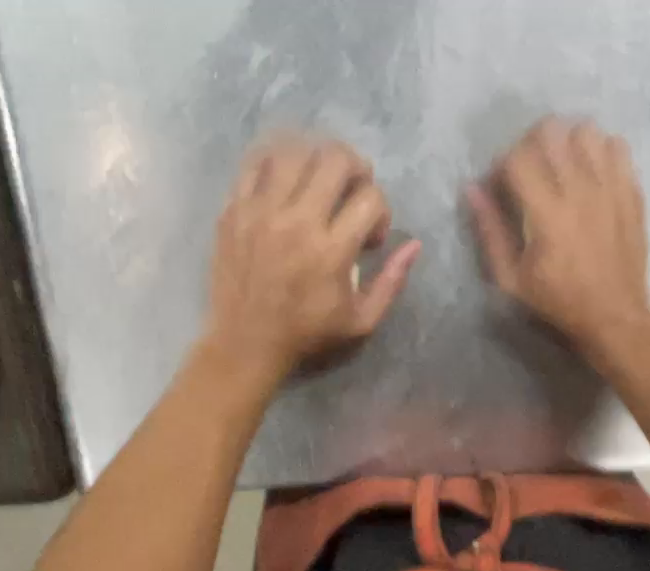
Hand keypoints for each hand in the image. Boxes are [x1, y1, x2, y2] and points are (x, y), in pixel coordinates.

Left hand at [203, 135, 421, 386]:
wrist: (245, 342)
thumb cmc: (308, 335)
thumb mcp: (361, 321)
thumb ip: (391, 282)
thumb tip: (414, 245)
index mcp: (331, 252)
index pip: (370, 198)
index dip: (381, 211)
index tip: (371, 237)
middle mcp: (297, 222)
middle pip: (334, 159)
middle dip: (356, 168)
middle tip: (353, 190)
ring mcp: (261, 210)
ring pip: (295, 149)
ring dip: (317, 156)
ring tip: (321, 177)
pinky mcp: (235, 208)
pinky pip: (256, 160)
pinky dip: (278, 158)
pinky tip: (289, 174)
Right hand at [468, 118, 649, 350]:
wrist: (615, 316)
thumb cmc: (559, 301)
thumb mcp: (512, 280)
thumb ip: (490, 232)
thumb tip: (471, 190)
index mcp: (547, 214)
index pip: (517, 157)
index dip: (500, 166)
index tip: (500, 186)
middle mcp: (580, 191)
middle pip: (550, 131)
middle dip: (530, 144)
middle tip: (529, 170)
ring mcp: (611, 187)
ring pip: (585, 130)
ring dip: (567, 141)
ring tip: (562, 167)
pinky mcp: (631, 190)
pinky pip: (617, 145)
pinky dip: (599, 150)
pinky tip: (591, 173)